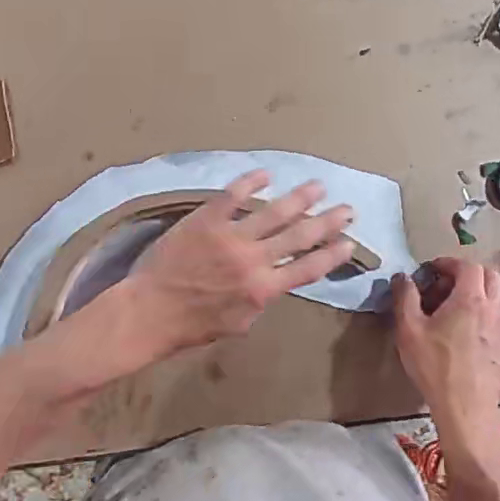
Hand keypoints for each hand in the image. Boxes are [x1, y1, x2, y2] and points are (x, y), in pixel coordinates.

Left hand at [114, 170, 354, 361]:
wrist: (150, 312)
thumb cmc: (192, 326)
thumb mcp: (238, 324)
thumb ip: (260, 301)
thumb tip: (272, 283)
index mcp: (264, 290)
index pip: (308, 269)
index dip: (332, 254)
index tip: (349, 242)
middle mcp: (253, 260)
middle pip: (300, 236)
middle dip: (328, 221)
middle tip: (347, 208)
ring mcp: (230, 237)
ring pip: (274, 212)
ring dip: (300, 198)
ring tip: (318, 186)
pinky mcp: (206, 220)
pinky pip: (232, 196)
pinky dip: (250, 183)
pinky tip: (266, 174)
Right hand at [391, 257, 499, 430]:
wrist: (465, 406)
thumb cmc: (435, 366)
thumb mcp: (408, 329)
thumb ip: (405, 297)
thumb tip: (404, 277)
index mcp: (471, 299)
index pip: (467, 265)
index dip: (448, 262)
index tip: (431, 270)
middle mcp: (494, 308)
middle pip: (488, 275)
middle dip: (465, 274)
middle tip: (441, 287)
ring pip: (495, 297)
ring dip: (474, 294)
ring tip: (450, 312)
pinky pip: (498, 317)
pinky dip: (482, 313)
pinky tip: (464, 333)